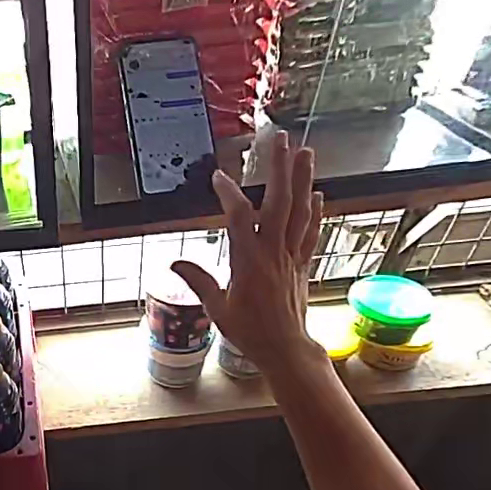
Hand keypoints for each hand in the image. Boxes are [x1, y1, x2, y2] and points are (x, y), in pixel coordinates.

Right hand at [171, 131, 326, 377]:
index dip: (229, 194)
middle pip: (279, 202)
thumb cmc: (249, 332)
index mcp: (249, 262)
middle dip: (279, 169)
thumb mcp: (216, 309)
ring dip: (303, 179)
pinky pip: (310, 232)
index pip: (239, 218)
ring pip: (300, 211)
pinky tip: (316, 193)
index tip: (218, 177)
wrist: (285, 348)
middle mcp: (274, 253)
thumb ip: (198, 281)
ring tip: (305, 151)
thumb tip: (174, 262)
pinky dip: (314, 210)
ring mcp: (291, 256)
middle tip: (279, 140)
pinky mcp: (302, 264)